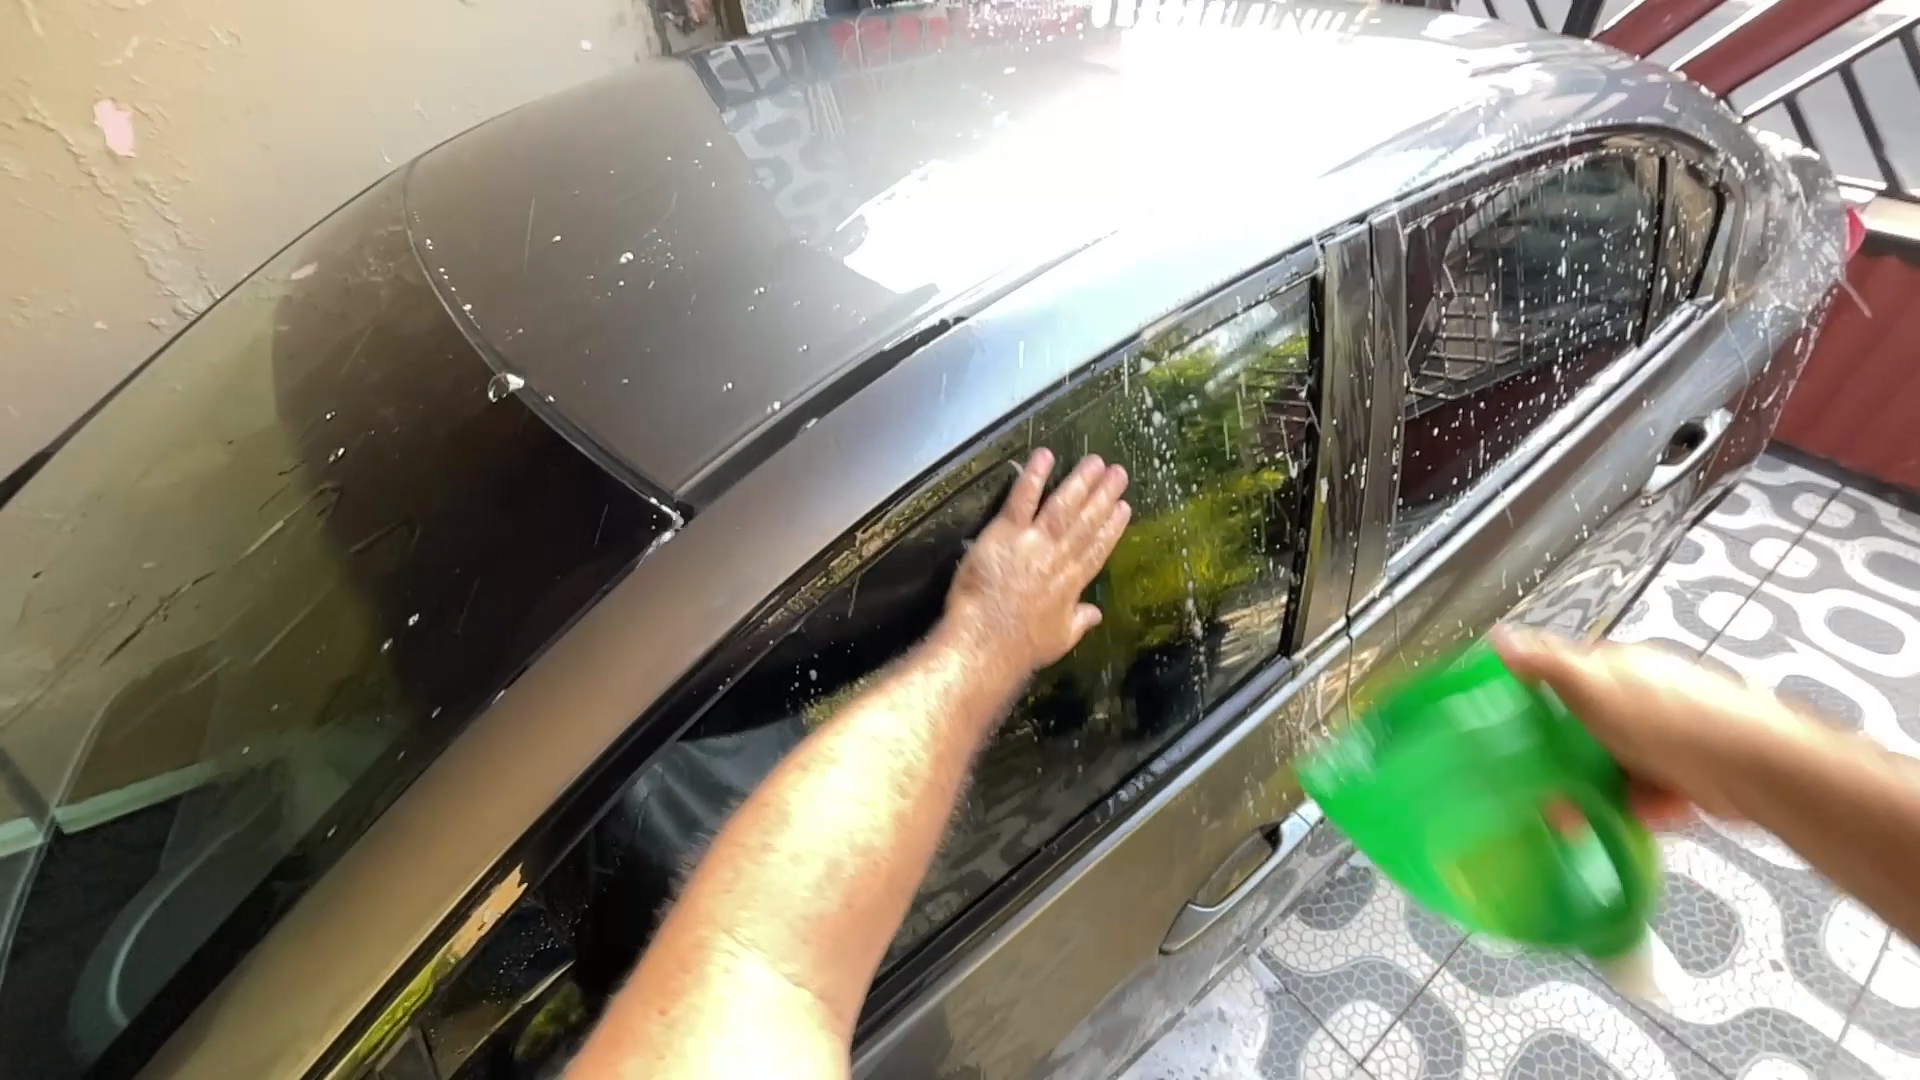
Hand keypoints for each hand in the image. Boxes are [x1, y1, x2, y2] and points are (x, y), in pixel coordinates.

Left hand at [941, 449, 1130, 676]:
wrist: (986, 643)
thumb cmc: (1020, 647)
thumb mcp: (1059, 639)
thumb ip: (1078, 622)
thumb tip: (1096, 614)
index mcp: (1072, 583)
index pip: (1097, 549)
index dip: (1112, 527)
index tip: (1124, 507)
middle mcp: (1058, 558)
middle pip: (1086, 522)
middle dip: (1104, 496)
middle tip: (1119, 473)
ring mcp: (1033, 542)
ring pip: (1062, 506)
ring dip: (1081, 482)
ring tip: (1096, 462)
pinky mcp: (1005, 533)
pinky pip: (1021, 499)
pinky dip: (1033, 476)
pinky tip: (1045, 456)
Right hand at [1490, 626, 1818, 825]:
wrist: (1761, 771)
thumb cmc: (1664, 719)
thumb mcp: (1589, 683)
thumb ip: (1543, 662)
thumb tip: (1498, 634)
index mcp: (1619, 667)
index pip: (1564, 675)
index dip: (1536, 699)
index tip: (1515, 728)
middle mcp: (1645, 695)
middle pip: (1586, 725)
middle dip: (1565, 756)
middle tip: (1547, 784)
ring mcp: (1673, 735)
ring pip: (1615, 762)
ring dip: (1599, 787)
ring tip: (1588, 813)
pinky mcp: (1696, 774)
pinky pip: (1651, 789)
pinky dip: (1642, 803)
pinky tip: (1640, 812)